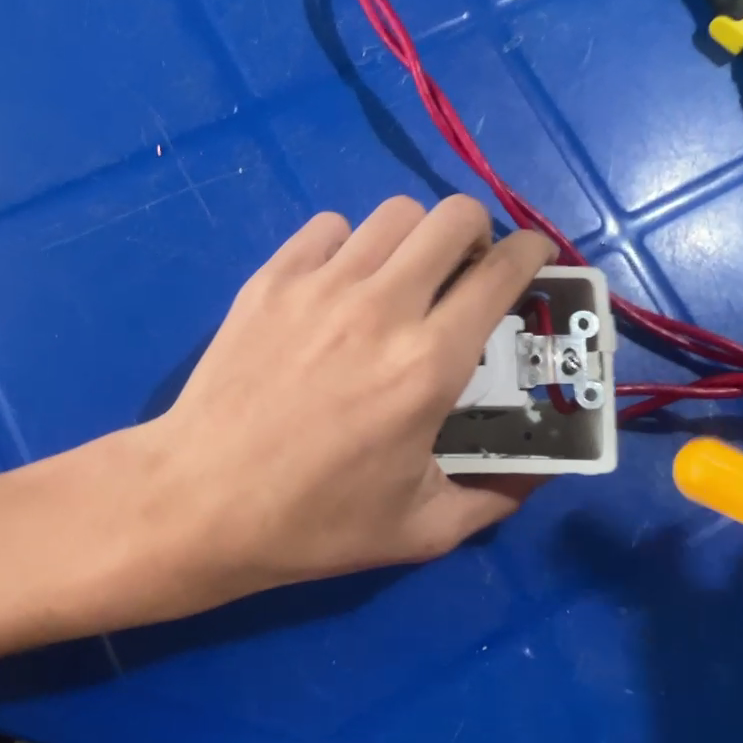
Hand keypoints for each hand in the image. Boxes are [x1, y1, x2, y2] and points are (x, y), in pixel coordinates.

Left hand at [139, 195, 555, 602]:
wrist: (198, 501)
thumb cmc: (312, 522)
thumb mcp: (421, 529)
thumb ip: (498, 496)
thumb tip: (543, 471)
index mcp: (429, 363)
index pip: (502, 271)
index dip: (534, 253)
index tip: (537, 261)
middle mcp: (381, 307)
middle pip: (453, 216)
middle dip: (479, 232)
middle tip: (470, 270)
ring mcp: (320, 285)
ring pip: (393, 213)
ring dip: (417, 237)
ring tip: (406, 277)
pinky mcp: (271, 279)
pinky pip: (328, 227)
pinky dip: (350, 245)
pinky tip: (340, 285)